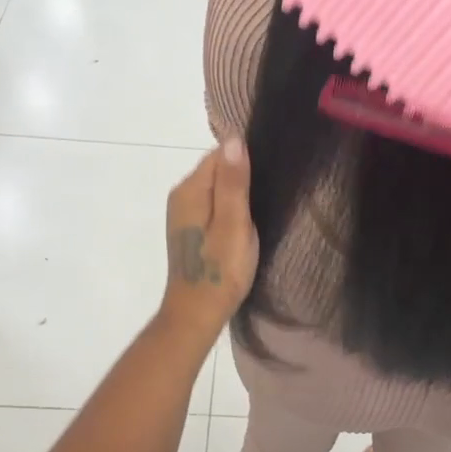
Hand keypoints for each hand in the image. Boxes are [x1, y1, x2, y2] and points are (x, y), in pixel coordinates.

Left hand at [156, 140, 258, 341]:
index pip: (220, 154)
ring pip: (216, 189)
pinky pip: (213, 205)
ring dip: (238, 195)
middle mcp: (181, 195)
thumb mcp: (234, 222)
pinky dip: (229, 209)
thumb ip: (233, 181)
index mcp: (190, 189)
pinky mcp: (189, 229)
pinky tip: (244, 225)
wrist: (197, 312)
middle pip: (217, 169)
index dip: (247, 161)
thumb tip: (233, 138)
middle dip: (243, 178)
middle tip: (269, 197)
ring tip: (260, 212)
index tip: (269, 179)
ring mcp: (183, 213)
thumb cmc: (220, 269)